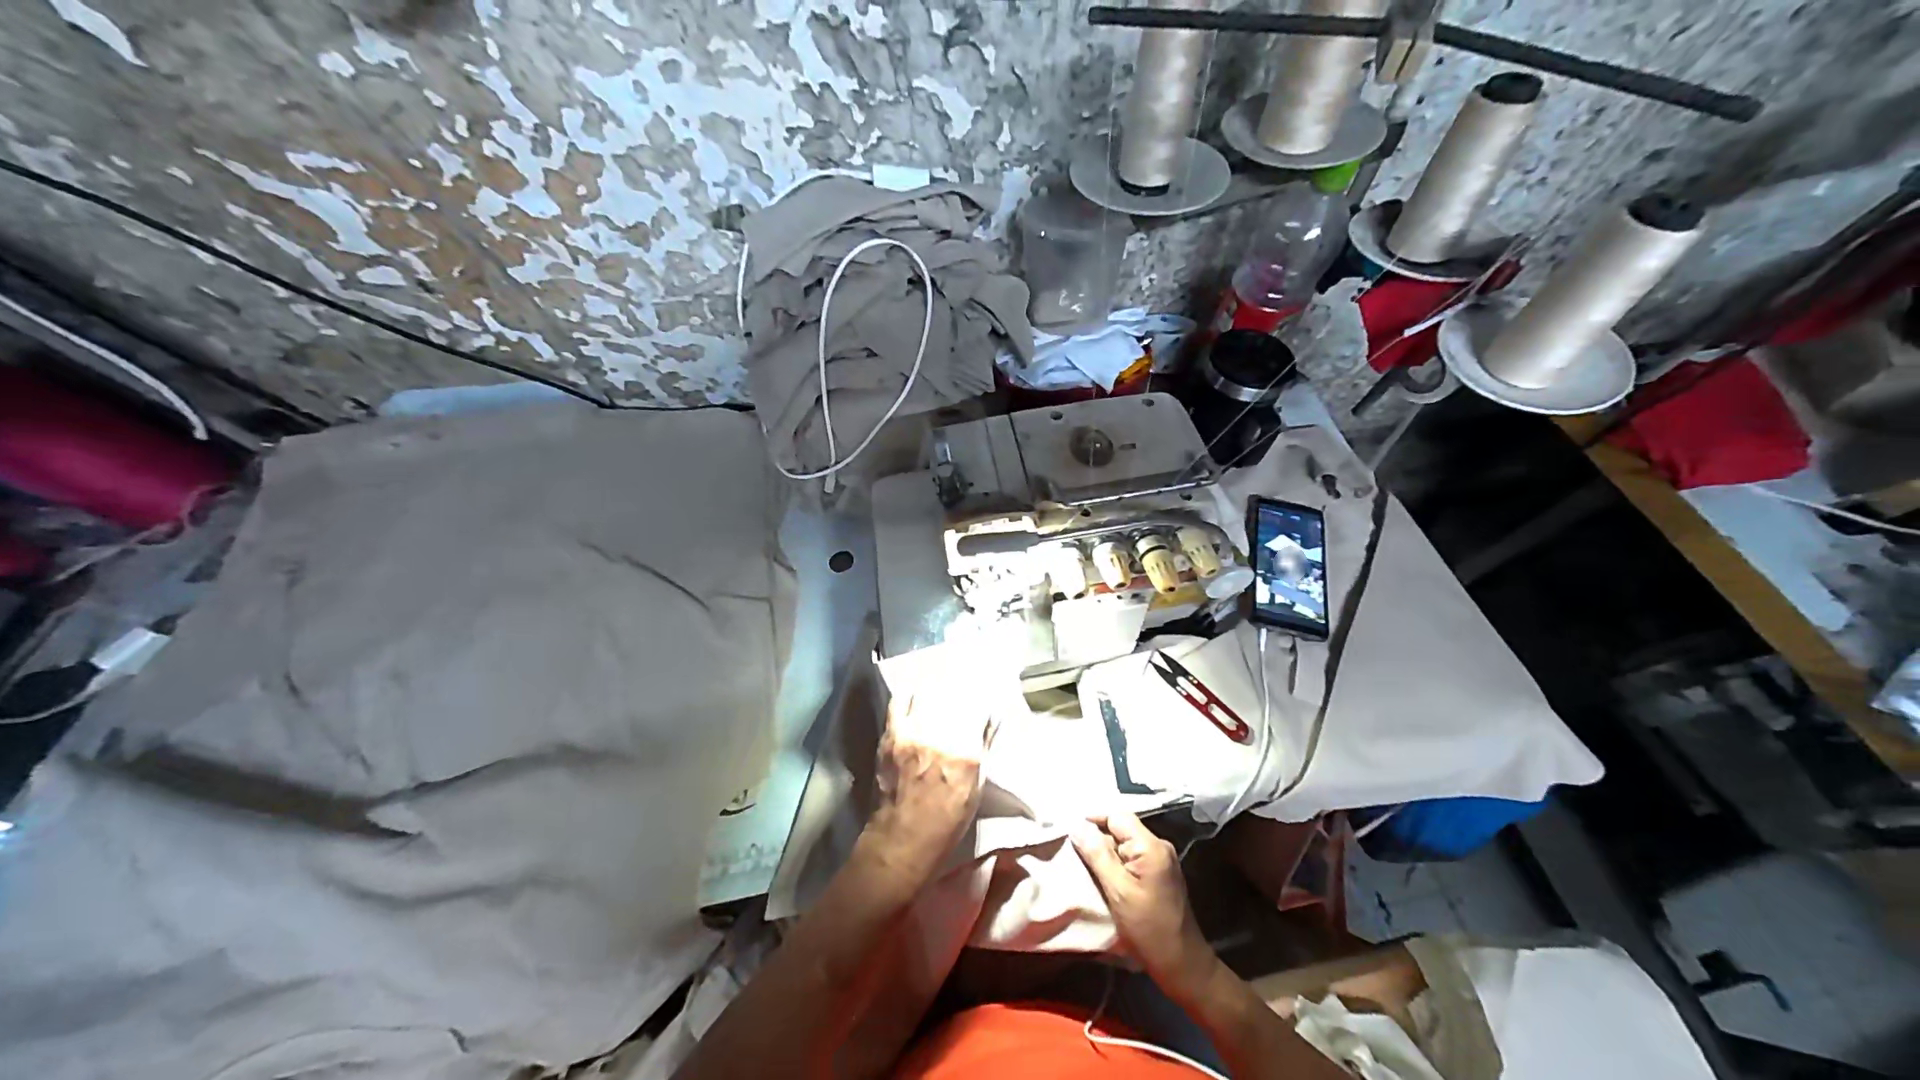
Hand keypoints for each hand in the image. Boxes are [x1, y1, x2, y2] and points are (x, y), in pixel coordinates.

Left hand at [859, 694, 991, 888]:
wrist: (900, 842)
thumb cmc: (945, 826)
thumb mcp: (975, 793)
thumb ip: (982, 754)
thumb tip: (989, 724)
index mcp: (967, 757)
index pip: (980, 714)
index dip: (982, 710)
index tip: (983, 709)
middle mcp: (941, 741)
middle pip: (953, 703)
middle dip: (958, 701)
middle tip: (960, 700)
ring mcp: (913, 736)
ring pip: (927, 700)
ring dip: (933, 700)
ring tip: (936, 699)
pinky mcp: (892, 737)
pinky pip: (899, 707)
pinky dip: (906, 702)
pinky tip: (911, 701)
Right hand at [1070, 811, 1214, 992]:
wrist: (1181, 963)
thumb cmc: (1148, 928)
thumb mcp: (1117, 891)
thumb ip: (1097, 854)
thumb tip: (1076, 825)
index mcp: (1151, 846)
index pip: (1116, 816)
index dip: (1092, 819)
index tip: (1069, 832)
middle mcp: (1159, 846)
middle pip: (1121, 828)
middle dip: (1097, 838)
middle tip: (1073, 851)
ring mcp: (1161, 860)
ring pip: (1125, 843)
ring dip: (1105, 852)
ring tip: (1084, 864)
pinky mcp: (1159, 873)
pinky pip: (1132, 857)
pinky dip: (1116, 863)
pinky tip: (1102, 876)